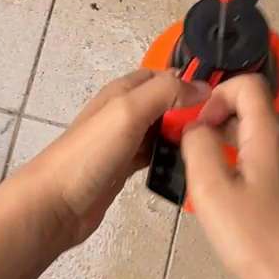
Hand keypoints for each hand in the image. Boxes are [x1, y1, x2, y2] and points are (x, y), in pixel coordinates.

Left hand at [16, 70, 206, 249]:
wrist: (57, 203)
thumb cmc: (89, 153)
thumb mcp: (128, 111)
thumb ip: (164, 93)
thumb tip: (200, 86)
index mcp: (122, 91)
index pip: (162, 74)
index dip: (189, 79)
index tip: (220, 94)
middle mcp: (123, 111)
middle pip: (164, 101)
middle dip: (190, 107)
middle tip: (221, 124)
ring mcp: (124, 140)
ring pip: (161, 128)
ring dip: (182, 132)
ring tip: (212, 144)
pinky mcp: (125, 166)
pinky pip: (154, 154)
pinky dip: (170, 156)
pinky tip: (187, 164)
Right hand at [181, 75, 278, 278]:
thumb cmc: (253, 238)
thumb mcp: (209, 190)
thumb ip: (197, 145)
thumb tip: (196, 127)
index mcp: (270, 136)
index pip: (249, 85)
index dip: (219, 94)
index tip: (201, 126)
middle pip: (262, 110)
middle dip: (229, 119)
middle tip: (205, 152)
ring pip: (275, 138)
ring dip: (245, 144)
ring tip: (224, 178)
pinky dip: (263, 166)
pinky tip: (251, 203)